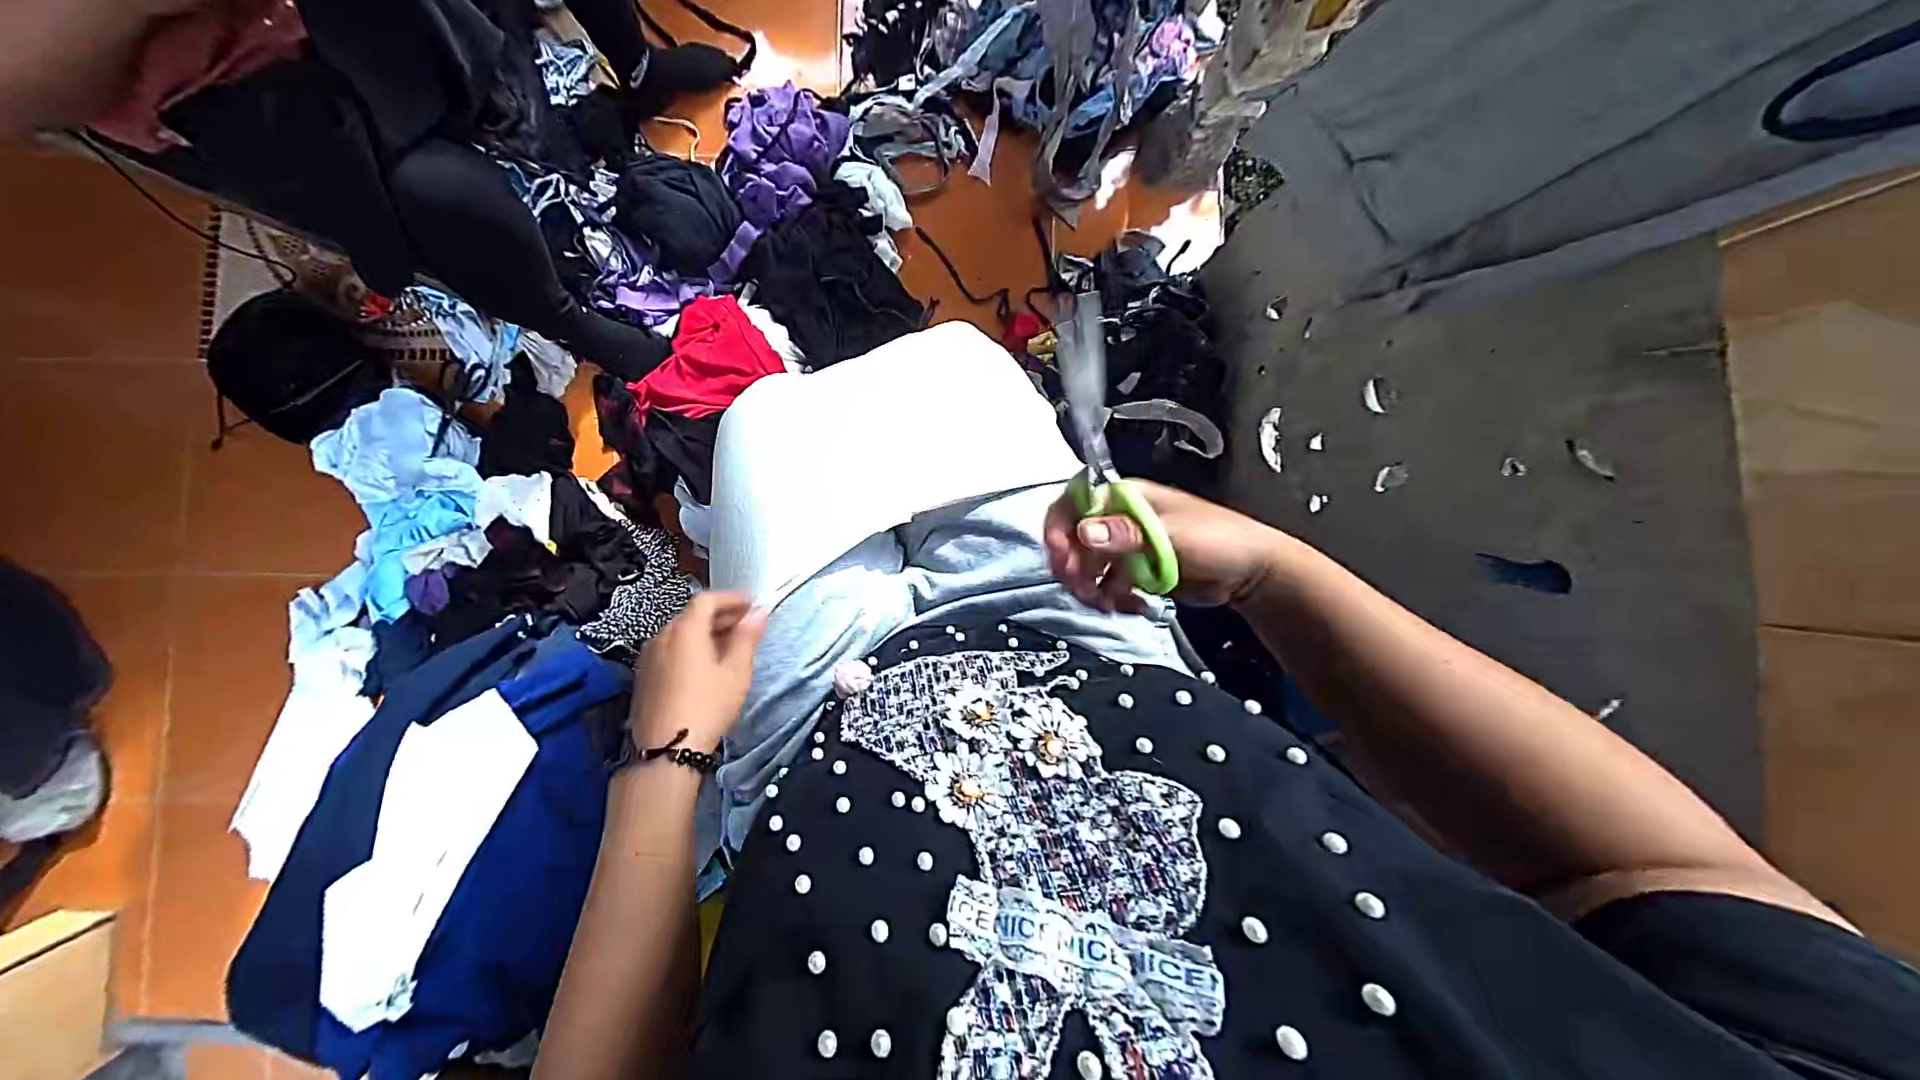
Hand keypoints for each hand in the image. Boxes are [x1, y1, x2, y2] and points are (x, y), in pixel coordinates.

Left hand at [631, 592, 767, 751]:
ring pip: (681, 633)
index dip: (731, 598)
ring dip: (705, 632)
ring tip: (729, 647)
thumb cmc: (706, 708)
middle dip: (721, 615)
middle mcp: (662, 637)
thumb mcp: (736, 671)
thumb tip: (758, 613)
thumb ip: (747, 637)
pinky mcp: (645, 677)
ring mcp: (649, 658)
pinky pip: (671, 650)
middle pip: (692, 615)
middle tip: (745, 625)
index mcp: (685, 630)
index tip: (750, 604)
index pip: (707, 599)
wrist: (667, 751)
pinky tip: (706, 667)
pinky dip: (690, 648)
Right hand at [1043, 479, 1288, 611]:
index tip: (1061, 554)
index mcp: (1128, 497)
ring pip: (1086, 565)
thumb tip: (1087, 531)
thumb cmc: (1221, 541)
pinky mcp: (1132, 572)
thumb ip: (1127, 534)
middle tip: (1082, 586)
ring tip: (1107, 601)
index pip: (1075, 500)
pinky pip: (1104, 585)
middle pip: (1073, 536)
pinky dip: (1109, 599)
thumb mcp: (1172, 535)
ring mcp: (1126, 547)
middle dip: (1073, 564)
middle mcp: (1121, 519)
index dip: (1061, 525)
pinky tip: (1127, 605)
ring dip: (1089, 586)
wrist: (1251, 575)